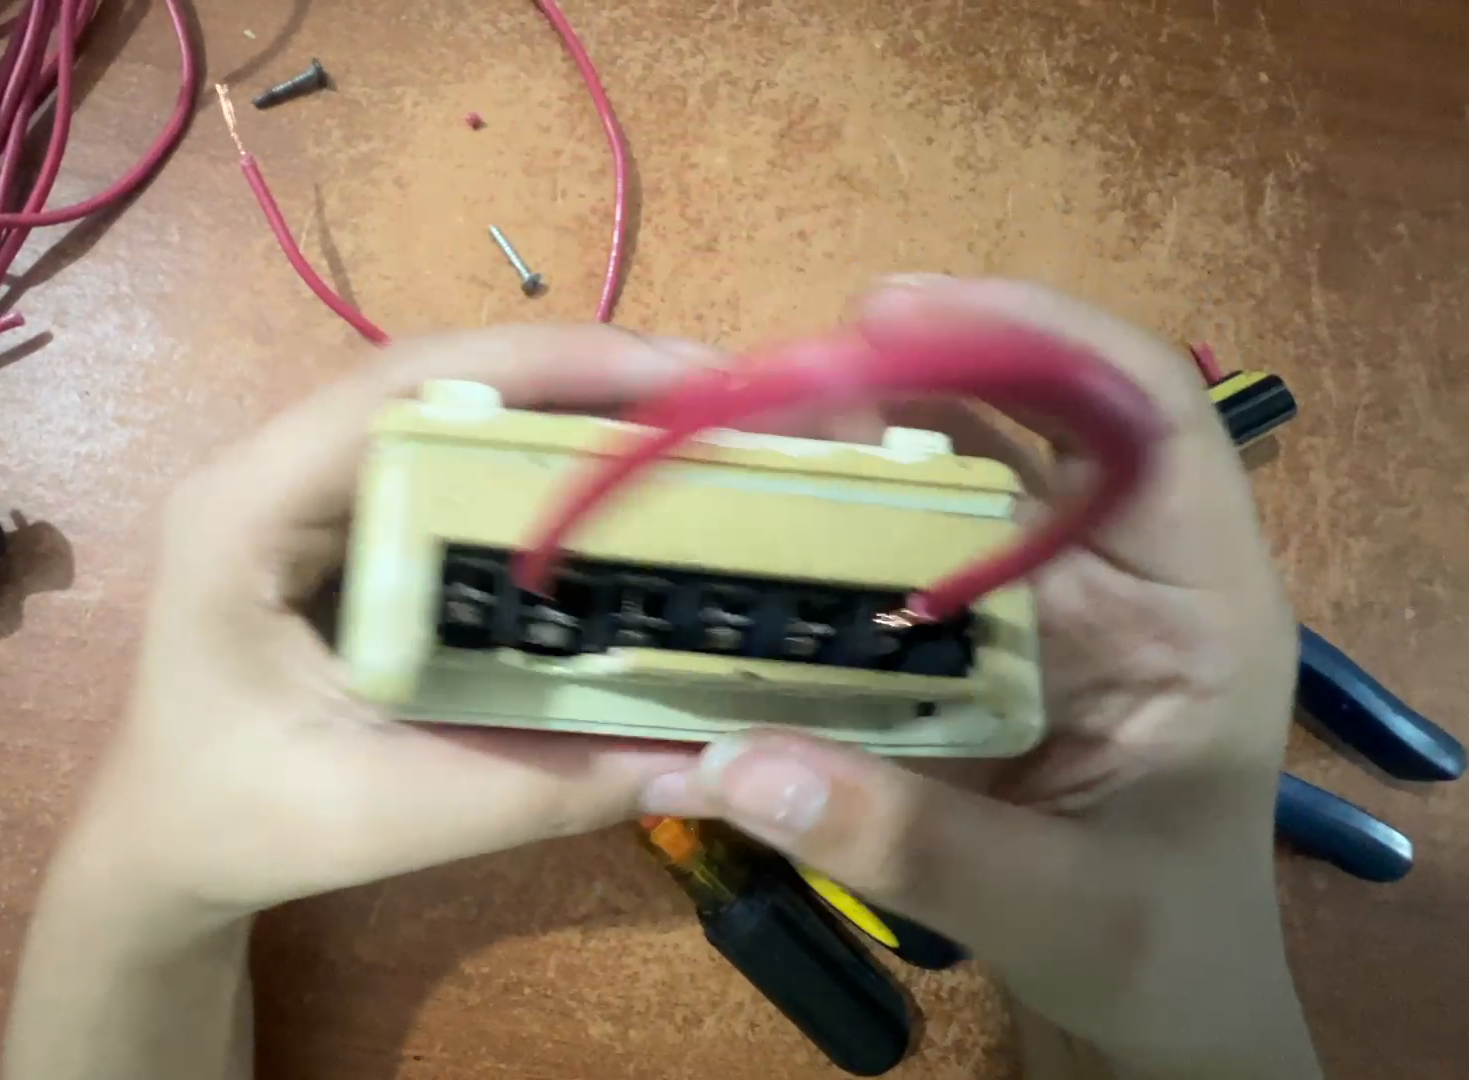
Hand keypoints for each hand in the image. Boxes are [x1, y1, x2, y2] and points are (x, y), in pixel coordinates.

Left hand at [75, 325, 709, 922]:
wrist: (171, 834)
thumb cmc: (237, 822)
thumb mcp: (375, 817)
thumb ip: (526, 790)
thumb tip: (688, 756)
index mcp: (245, 513)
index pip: (396, 393)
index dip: (538, 364)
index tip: (668, 376)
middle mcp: (270, 470)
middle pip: (433, 381)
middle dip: (573, 375)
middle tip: (703, 396)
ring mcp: (303, 484)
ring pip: (445, 407)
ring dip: (559, 403)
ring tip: (676, 421)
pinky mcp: (338, 514)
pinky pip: (444, 456)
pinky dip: (531, 452)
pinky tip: (602, 472)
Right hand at [637, 278, 1315, 1076]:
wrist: (1144, 984)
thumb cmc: (1147, 945)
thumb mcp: (1050, 911)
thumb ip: (907, 842)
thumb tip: (734, 766)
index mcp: (1183, 611)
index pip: (1140, 418)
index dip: (1029, 336)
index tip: (891, 310)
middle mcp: (1096, 576)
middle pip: (1007, 428)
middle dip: (893, 385)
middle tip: (772, 391)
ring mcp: (1016, 598)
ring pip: (934, 480)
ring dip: (844, 448)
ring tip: (745, 446)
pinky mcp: (951, 631)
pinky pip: (882, 550)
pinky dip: (820, 526)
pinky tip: (754, 531)